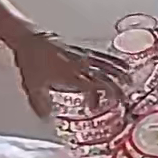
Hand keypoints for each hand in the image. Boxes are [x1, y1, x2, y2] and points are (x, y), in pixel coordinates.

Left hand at [11, 32, 129, 117]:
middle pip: (104, 77)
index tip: (95, 108)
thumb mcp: (32, 86)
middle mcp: (80, 65)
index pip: (90, 89)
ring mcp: (83, 56)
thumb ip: (41, 104)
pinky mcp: (82, 50)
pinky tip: (119, 64)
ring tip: (129, 81)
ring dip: (119, 74)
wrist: (28, 39)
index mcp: (70, 75)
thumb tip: (46, 118)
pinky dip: (114, 61)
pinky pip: (102, 56)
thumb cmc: (30, 61)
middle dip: (116, 89)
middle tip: (124, 98)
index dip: (96, 99)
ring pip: (107, 65)